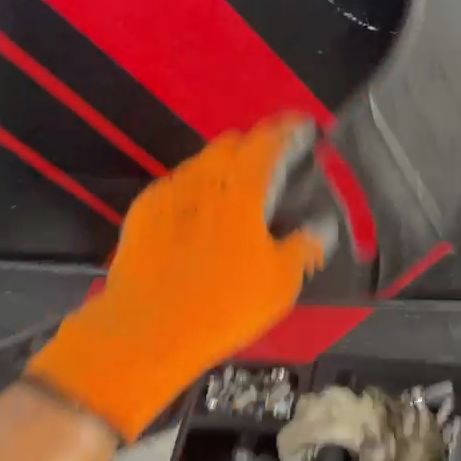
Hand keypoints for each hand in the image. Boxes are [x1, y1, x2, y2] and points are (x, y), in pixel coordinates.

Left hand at [28, 113, 328, 439]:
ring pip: (200, 166)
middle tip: (270, 172)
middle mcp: (202, 178)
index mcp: (243, 187)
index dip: (289, 131)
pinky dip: (193, 196)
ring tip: (235, 200)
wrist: (147, 330)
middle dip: (253, 149)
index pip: (269, 141)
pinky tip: (198, 223)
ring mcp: (167, 193)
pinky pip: (175, 191)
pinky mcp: (141, 213)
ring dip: (221, 173)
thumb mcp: (280, 284)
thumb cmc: (224, 306)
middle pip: (230, 145)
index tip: (302, 130)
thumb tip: (319, 230)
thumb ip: (303, 248)